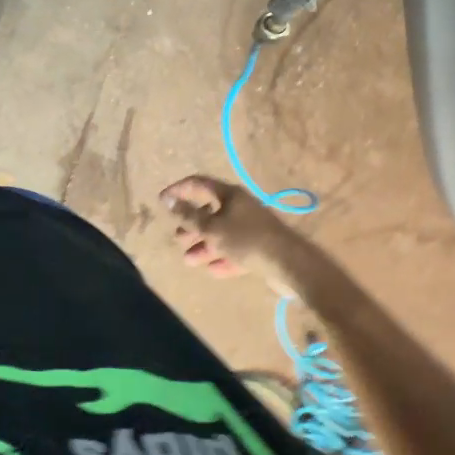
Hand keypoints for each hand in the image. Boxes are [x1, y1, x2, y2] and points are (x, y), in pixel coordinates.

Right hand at [161, 175, 315, 294]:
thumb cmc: (247, 240)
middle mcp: (240, 207)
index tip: (162, 200)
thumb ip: (188, 216)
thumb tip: (168, 200)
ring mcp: (252, 228)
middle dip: (192, 225)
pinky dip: (222, 258)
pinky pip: (236, 250)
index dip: (178, 190)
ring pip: (222, 234)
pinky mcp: (261, 248)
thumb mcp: (212, 228)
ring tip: (189, 260)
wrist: (292, 266)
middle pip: (210, 212)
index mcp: (229, 195)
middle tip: (178, 237)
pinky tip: (211, 270)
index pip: (198, 183)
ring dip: (204, 246)